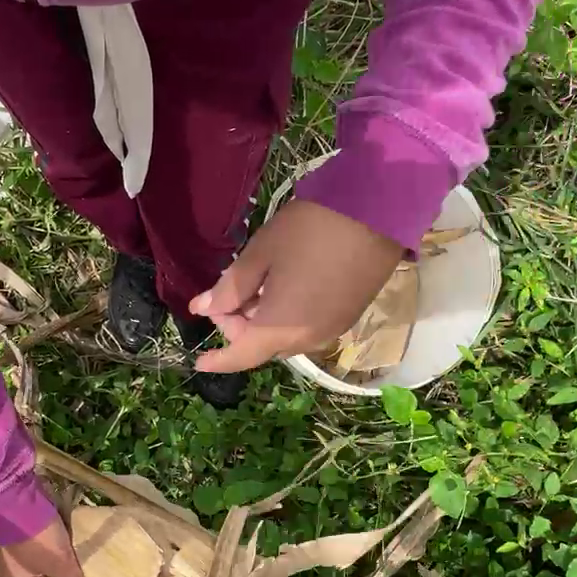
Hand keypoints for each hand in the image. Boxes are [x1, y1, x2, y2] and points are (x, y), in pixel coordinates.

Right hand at [0, 517, 103, 576]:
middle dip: (66, 564)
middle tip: (84, 554)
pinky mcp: (16, 527)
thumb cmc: (36, 538)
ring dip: (60, 547)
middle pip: (48, 573)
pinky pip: (40, 536)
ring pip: (46, 553)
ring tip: (78, 539)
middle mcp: (12, 570)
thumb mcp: (61, 566)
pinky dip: (53, 532)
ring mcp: (12, 547)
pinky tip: (64, 525)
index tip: (88, 572)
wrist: (13, 495)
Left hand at [189, 200, 403, 373]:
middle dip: (239, 328)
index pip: (241, 356)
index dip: (218, 360)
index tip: (199, 361)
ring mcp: (330, 331)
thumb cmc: (310, 231)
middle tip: (225, 295)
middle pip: (263, 347)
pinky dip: (286, 319)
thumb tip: (205, 308)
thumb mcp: (261, 253)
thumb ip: (230, 287)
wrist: (377, 215)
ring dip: (263, 323)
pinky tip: (282, 289)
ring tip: (254, 287)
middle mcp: (306, 341)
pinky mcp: (346, 319)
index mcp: (279, 329)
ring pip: (285, 339)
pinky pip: (306, 330)